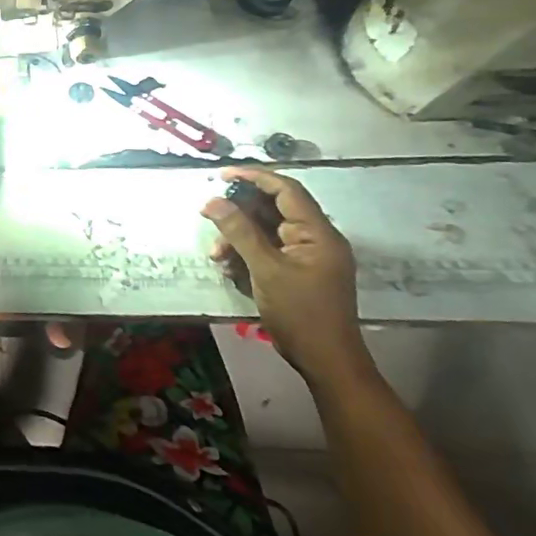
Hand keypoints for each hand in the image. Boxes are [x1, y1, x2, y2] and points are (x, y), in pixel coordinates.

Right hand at [201, 167, 370, 386]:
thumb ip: (239, 232)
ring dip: (239, 237)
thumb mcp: (265, 269)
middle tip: (208, 213)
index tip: (222, 175)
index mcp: (318, 233)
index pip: (286, 190)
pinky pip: (270, 250)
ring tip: (217, 254)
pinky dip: (248, 253)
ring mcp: (308, 256)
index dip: (254, 177)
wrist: (326, 361)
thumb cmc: (300, 313)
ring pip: (267, 231)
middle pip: (273, 209)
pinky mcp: (299, 271)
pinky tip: (229, 266)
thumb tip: (212, 201)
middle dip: (239, 212)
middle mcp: (316, 238)